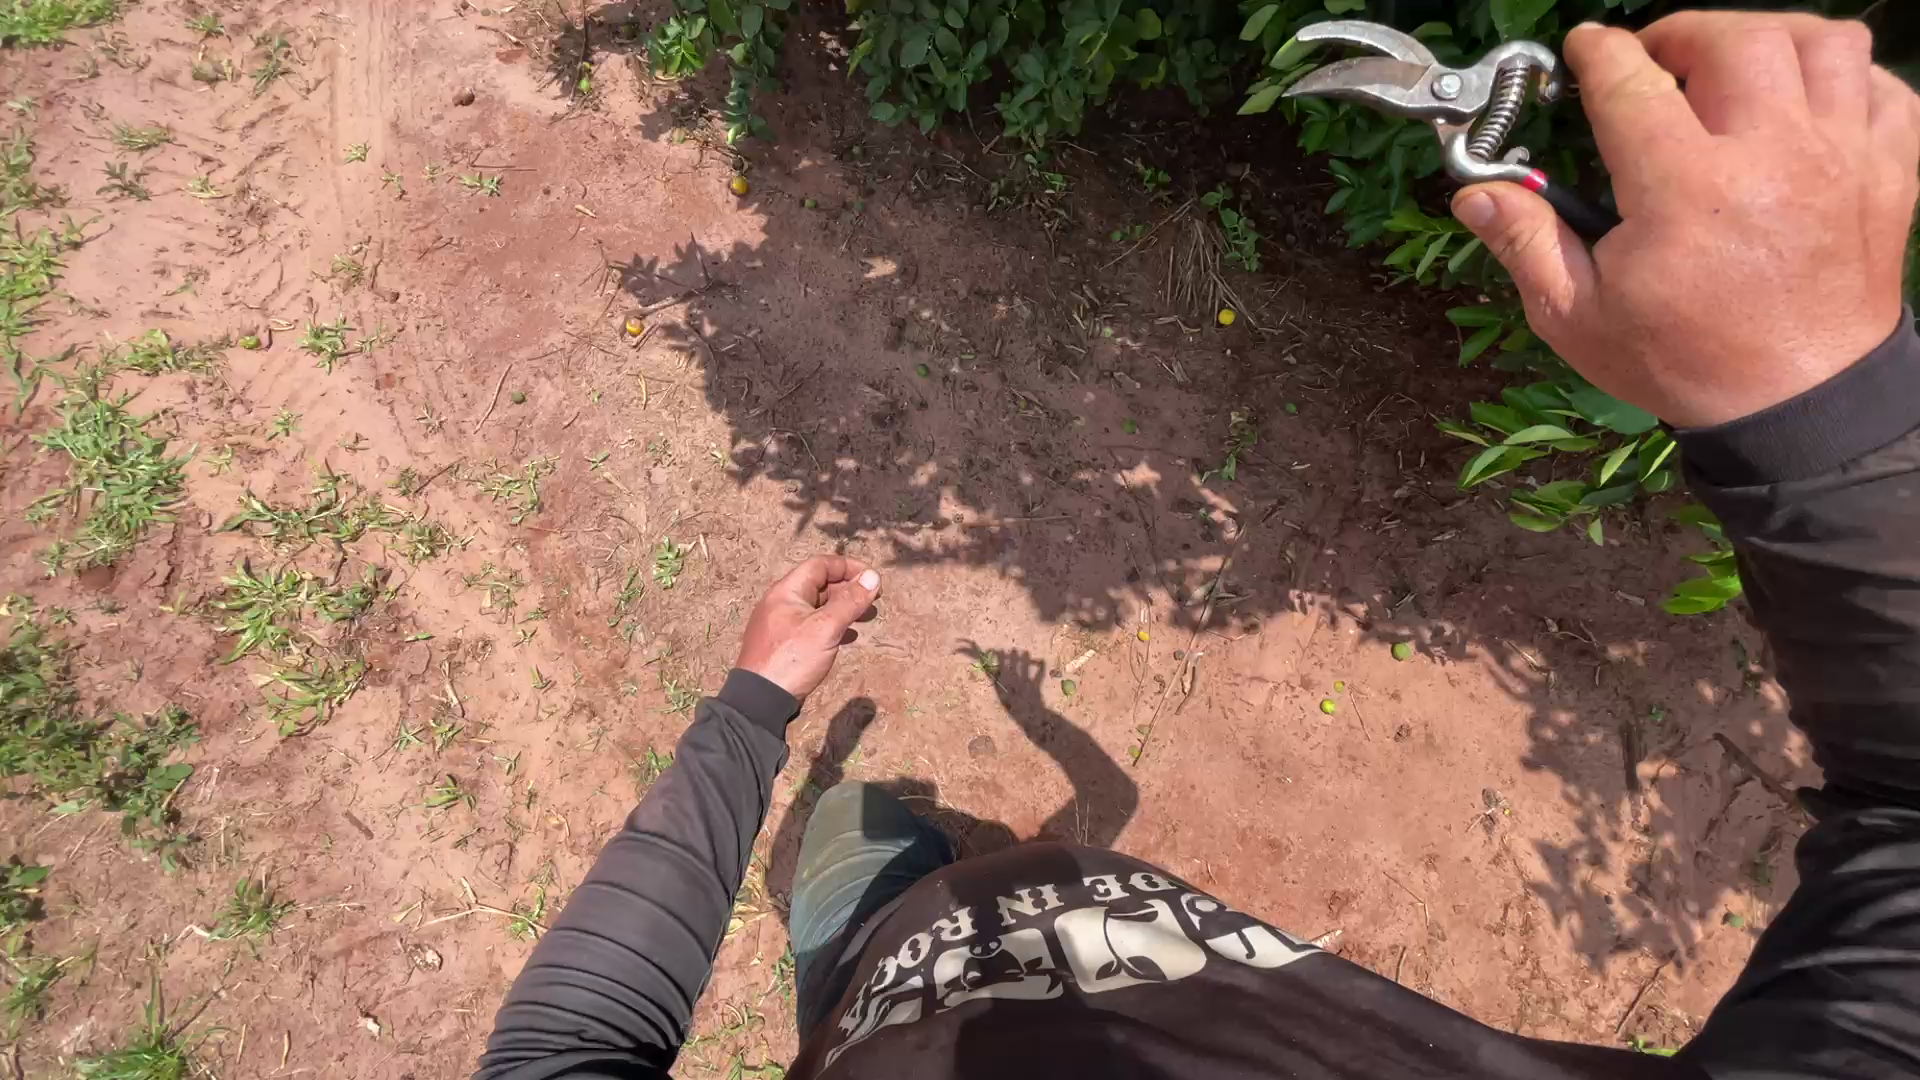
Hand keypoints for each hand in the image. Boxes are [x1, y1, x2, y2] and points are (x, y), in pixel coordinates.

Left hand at [734, 556, 880, 700]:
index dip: (849, 567)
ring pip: (819, 607)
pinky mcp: (785, 643)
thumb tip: (873, 577)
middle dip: (849, 589)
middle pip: (821, 585)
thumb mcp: (826, 628)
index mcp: (788, 590)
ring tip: (868, 617)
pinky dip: (832, 626)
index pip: (821, 565)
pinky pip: (813, 625)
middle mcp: (783, 602)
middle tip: (874, 600)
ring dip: (844, 608)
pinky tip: (849, 637)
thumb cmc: (793, 658)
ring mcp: (782, 623)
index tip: (873, 579)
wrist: (760, 700)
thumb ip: (850, 601)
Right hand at [1450, 14, 1919, 428]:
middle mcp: (1771, 152)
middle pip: (1738, 41)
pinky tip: (1786, 97)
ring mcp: (1844, 150)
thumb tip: (1475, 194)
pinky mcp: (1891, 163)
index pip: (1635, 90)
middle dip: (1681, 31)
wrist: (1788, 393)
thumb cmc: (1666, 355)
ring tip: (1717, 60)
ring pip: (1821, 40)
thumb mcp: (1569, 311)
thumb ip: (1525, 241)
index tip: (1579, 45)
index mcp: (1682, 190)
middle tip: (1645, 53)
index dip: (1601, 56)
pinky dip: (1827, 69)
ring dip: (1761, 34)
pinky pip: (1873, 79)